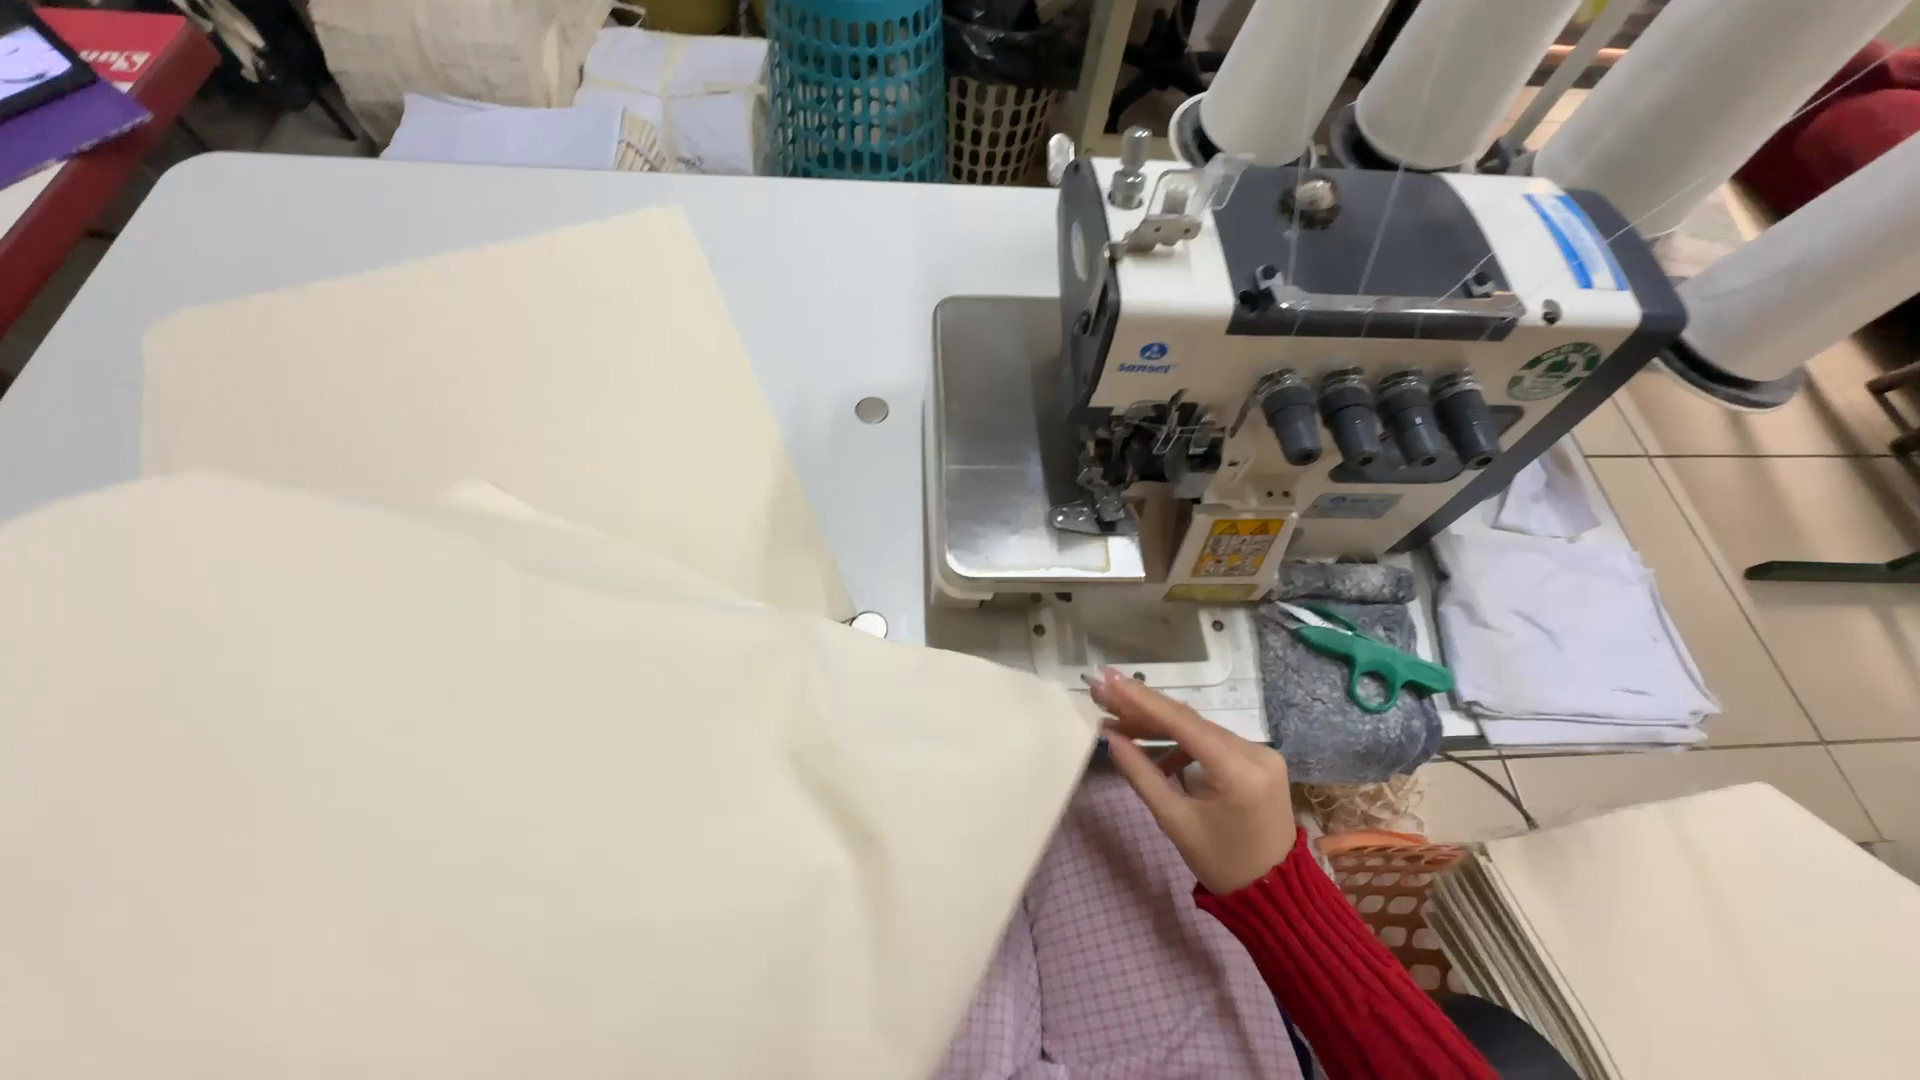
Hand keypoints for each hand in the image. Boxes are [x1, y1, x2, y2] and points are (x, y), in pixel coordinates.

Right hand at [1088, 667, 1296, 894]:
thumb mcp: (1175, 821)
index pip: (1183, 723)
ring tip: (1117, 722)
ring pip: (1200, 728)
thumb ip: (1142, 775)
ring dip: (1159, 724)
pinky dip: (1182, 741)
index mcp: (1238, 769)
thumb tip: (1111, 738)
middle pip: (1190, 721)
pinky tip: (1153, 748)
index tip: (1109, 680)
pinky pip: (1213, 741)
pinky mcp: (1260, 760)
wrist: (1274, 893)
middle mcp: (1256, 751)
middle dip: (1143, 708)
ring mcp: (1262, 753)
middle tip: (1102, 694)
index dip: (1141, 700)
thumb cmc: (1221, 863)